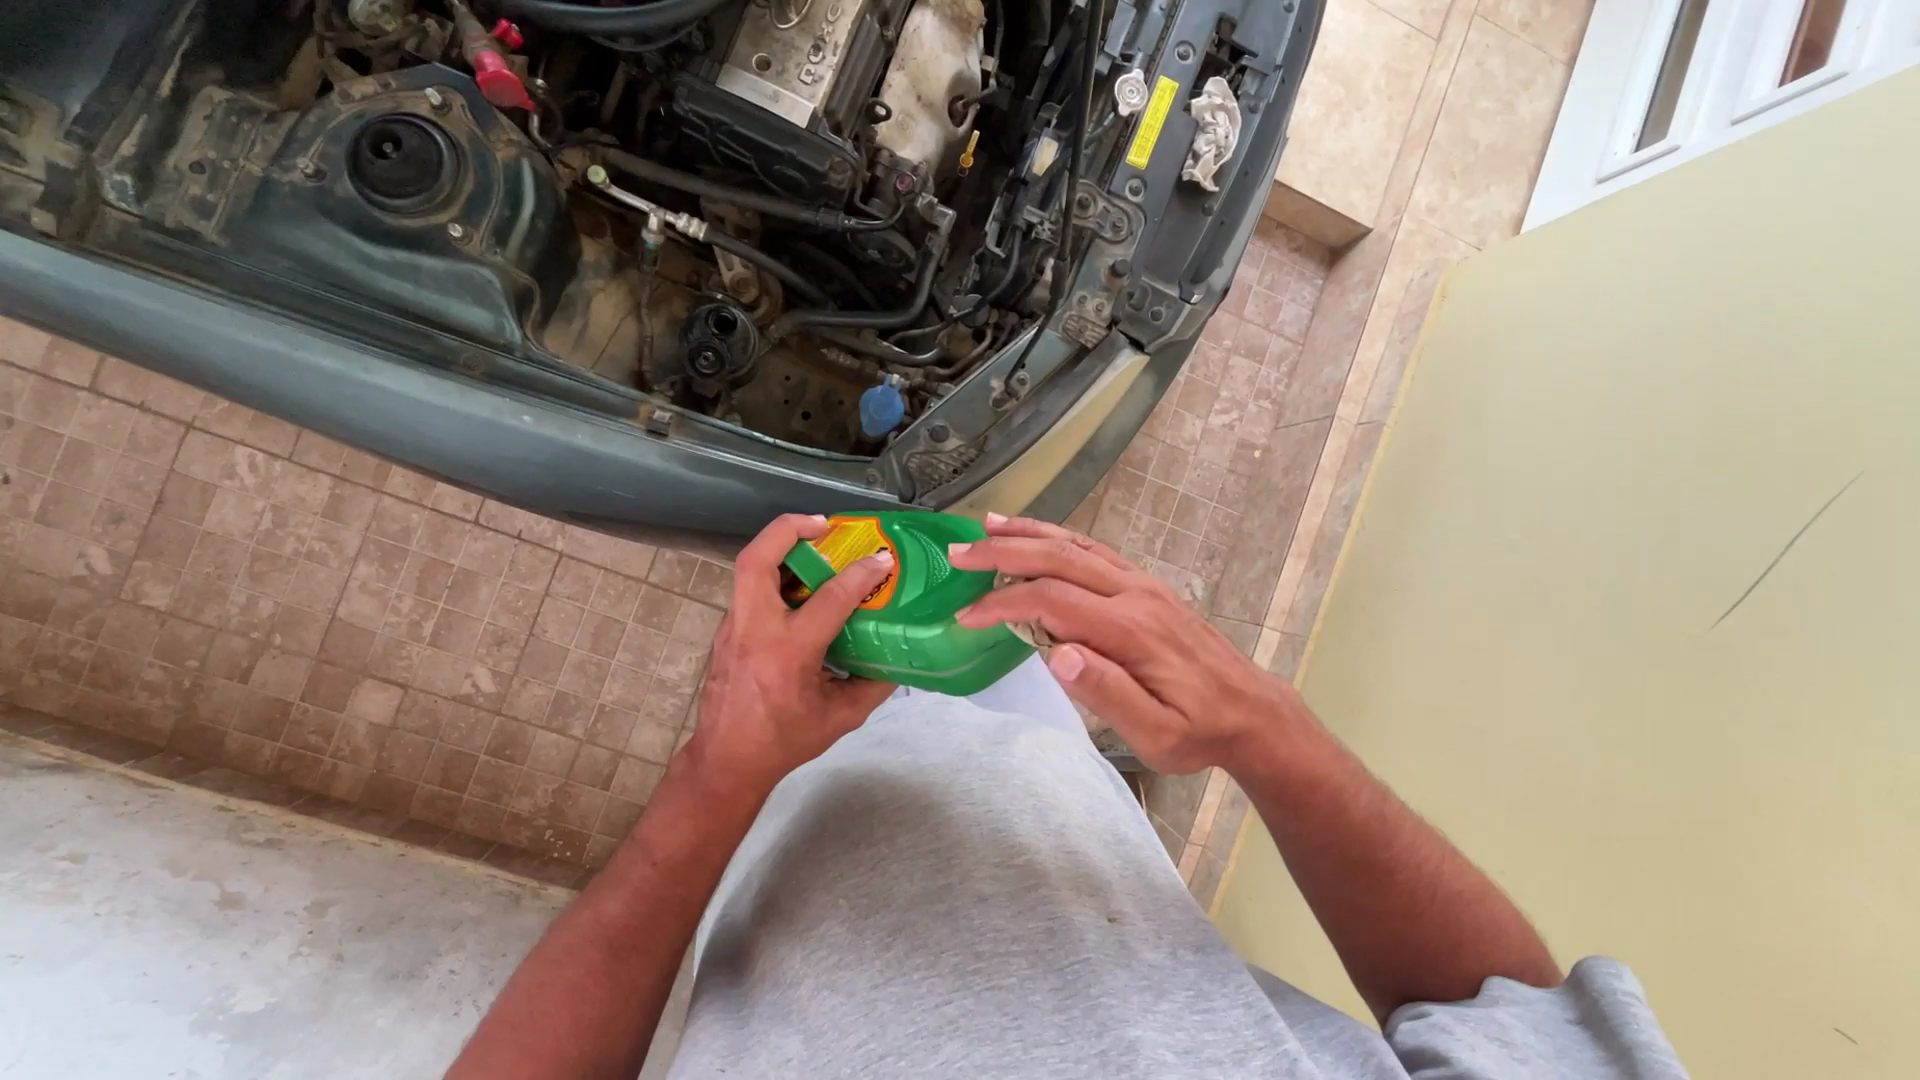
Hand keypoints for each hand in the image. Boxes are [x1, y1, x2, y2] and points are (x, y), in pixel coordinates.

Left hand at [685, 513, 897, 791]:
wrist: (726, 761)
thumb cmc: (785, 741)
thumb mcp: (841, 717)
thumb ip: (872, 685)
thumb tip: (899, 658)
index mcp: (788, 653)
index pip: (829, 599)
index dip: (860, 575)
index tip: (883, 559)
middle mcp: (755, 631)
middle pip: (757, 560)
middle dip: (789, 529)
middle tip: (824, 525)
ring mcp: (734, 628)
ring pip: (748, 569)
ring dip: (780, 548)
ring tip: (814, 546)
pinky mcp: (726, 632)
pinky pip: (750, 592)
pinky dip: (775, 578)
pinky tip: (799, 588)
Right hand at [949, 514, 1303, 773]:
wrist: (1251, 711)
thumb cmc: (1198, 730)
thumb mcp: (1157, 735)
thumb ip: (1108, 694)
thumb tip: (1057, 653)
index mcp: (1131, 631)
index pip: (1053, 601)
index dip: (1004, 603)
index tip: (966, 614)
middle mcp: (1134, 595)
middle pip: (1060, 558)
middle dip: (1004, 552)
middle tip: (958, 554)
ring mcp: (1142, 585)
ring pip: (1078, 546)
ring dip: (1030, 534)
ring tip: (988, 525)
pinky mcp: (1147, 587)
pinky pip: (1097, 551)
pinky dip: (1061, 538)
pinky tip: (1040, 536)